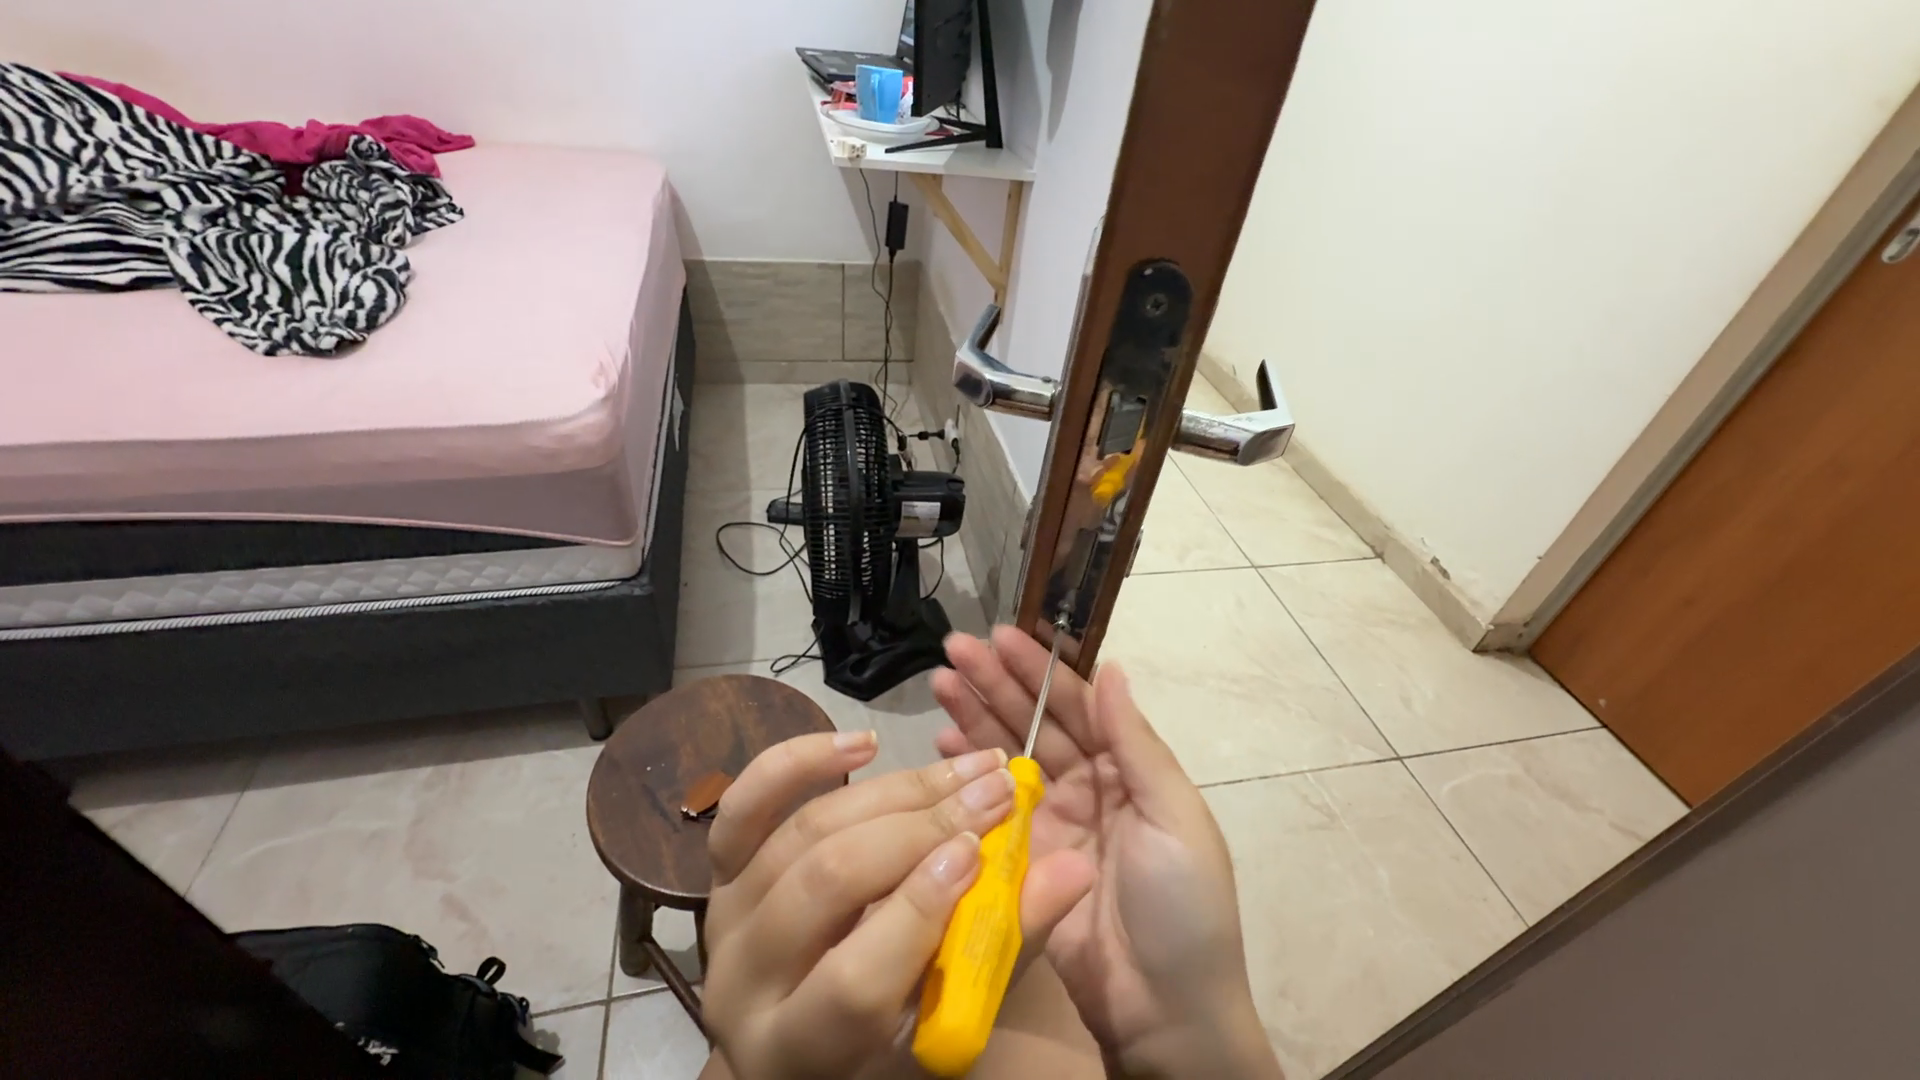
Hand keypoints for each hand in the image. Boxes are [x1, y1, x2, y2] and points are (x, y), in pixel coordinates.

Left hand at [700, 730, 1095, 1078]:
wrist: (788, 1034)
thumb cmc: (878, 1043)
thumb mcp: (942, 1020)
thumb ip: (1002, 946)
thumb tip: (1072, 867)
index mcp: (797, 1047)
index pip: (854, 976)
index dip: (920, 906)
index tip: (983, 847)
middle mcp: (743, 976)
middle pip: (830, 881)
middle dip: (921, 826)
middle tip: (995, 788)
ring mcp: (725, 912)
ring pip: (807, 830)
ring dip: (895, 788)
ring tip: (965, 766)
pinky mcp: (721, 869)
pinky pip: (748, 802)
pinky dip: (802, 761)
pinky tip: (864, 741)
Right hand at [932, 629, 1281, 1078]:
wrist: (1163, 1012)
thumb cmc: (1180, 904)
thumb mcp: (1174, 816)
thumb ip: (1135, 743)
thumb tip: (1114, 667)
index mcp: (1127, 769)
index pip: (1078, 705)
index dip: (1038, 670)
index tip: (999, 636)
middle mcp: (1086, 786)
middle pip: (1034, 723)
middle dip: (995, 683)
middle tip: (953, 649)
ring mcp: (1049, 823)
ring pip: (1006, 757)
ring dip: (973, 718)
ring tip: (938, 683)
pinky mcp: (1019, 861)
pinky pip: (989, 808)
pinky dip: (965, 774)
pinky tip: (941, 744)